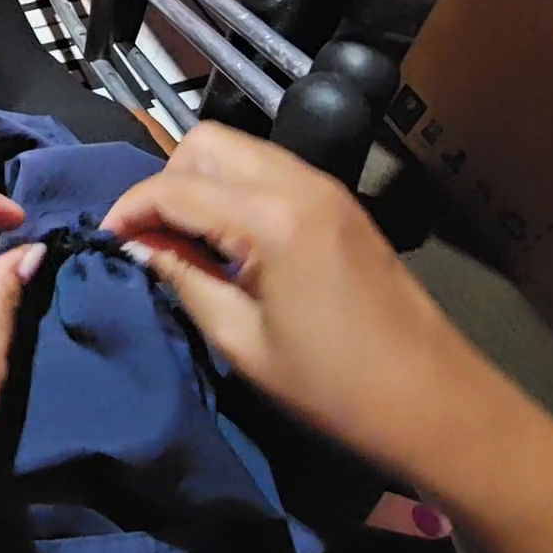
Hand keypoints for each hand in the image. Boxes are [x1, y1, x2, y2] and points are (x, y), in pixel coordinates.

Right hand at [102, 123, 494, 471]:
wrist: (445, 410)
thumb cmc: (337, 388)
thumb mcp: (240, 340)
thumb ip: (180, 275)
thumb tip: (136, 245)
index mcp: (272, 218)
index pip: (174, 187)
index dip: (129, 209)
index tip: (107, 239)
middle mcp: (297, 183)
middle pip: (202, 143)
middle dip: (164, 182)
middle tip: (153, 236)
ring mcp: (323, 186)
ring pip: (232, 147)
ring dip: (196, 180)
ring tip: (186, 236)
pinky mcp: (336, 199)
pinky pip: (262, 167)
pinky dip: (229, 186)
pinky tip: (228, 236)